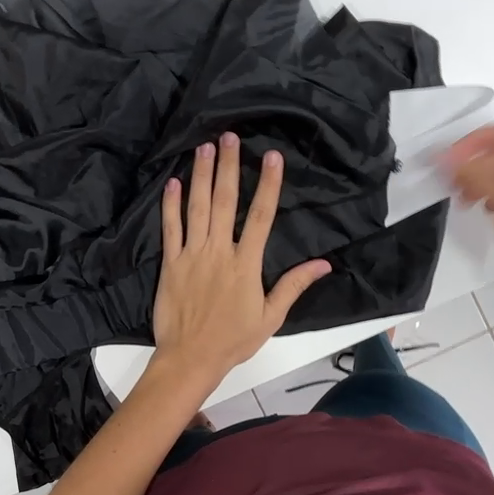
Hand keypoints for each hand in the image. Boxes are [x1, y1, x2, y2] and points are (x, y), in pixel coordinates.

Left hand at [152, 133, 331, 388]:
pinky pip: (170, 229)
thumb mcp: (270, 317)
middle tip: (228, 136)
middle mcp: (219, 253)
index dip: (267, 184)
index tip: (271, 156)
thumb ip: (293, 286)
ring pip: (197, 208)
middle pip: (225, 202)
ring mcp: (192, 256)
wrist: (190, 358)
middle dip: (228, 166)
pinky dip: (171, 205)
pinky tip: (173, 182)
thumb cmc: (233, 341)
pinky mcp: (170, 264)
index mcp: (246, 265)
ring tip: (203, 147)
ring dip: (200, 176)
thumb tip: (323, 264)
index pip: (260, 216)